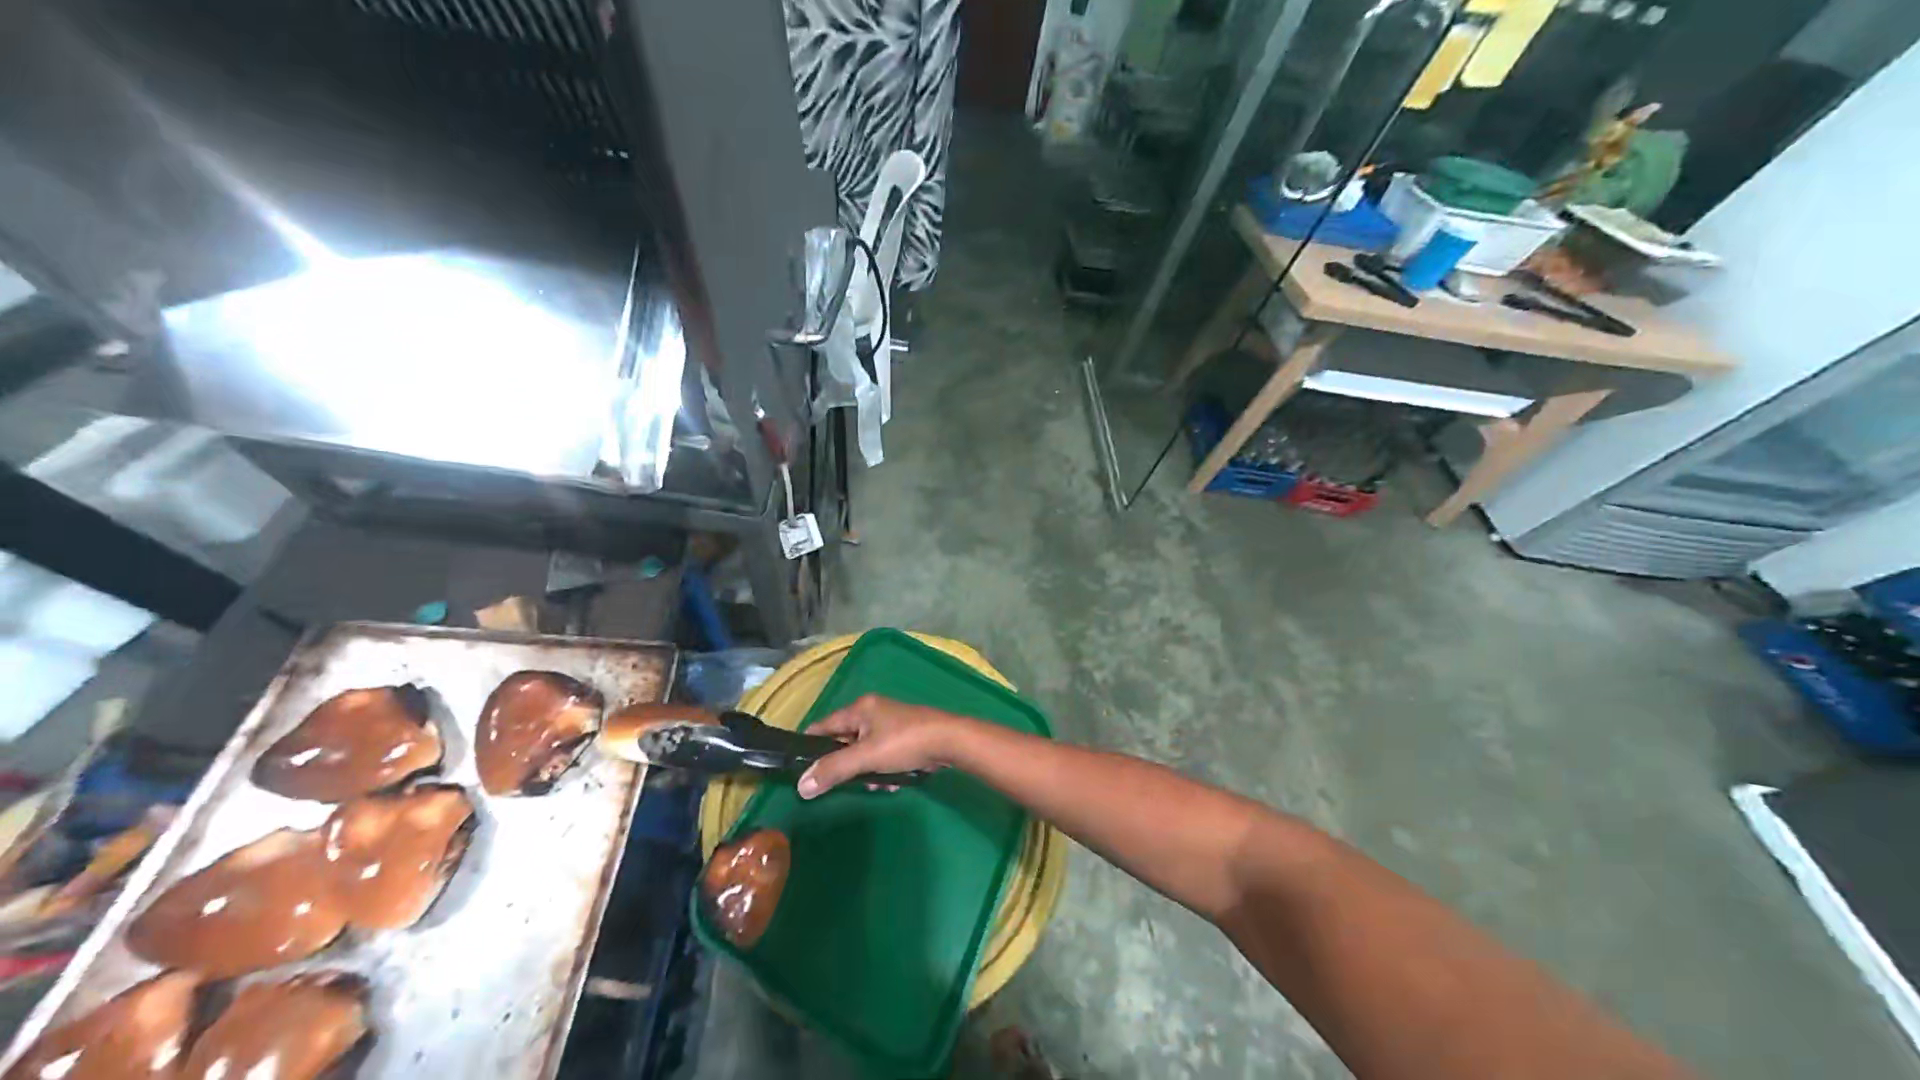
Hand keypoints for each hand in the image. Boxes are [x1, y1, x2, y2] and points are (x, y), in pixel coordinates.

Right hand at [796, 695, 972, 798]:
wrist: (949, 741)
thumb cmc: (904, 742)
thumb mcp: (866, 757)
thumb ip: (834, 770)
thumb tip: (801, 786)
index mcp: (859, 708)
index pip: (823, 726)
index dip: (810, 746)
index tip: (802, 770)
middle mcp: (872, 711)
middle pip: (844, 741)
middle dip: (846, 766)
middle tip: (850, 783)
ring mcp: (890, 723)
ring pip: (864, 752)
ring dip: (868, 771)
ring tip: (878, 784)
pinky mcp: (904, 737)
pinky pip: (882, 755)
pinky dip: (883, 769)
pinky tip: (892, 782)